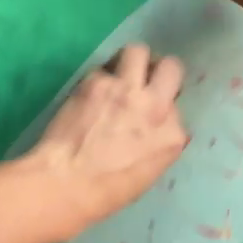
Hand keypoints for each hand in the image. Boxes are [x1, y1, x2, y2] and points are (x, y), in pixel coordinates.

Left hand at [27, 44, 187, 234]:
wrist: (67, 182)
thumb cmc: (107, 191)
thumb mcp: (149, 172)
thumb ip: (158, 141)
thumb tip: (153, 125)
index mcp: (172, 136)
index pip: (176, 105)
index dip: (161, 104)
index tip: (147, 112)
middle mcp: (155, 106)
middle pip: (170, 67)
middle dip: (158, 69)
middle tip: (142, 78)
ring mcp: (126, 90)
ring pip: (137, 51)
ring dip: (130, 60)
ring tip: (118, 73)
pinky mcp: (97, 81)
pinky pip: (103, 67)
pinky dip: (99, 76)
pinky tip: (89, 92)